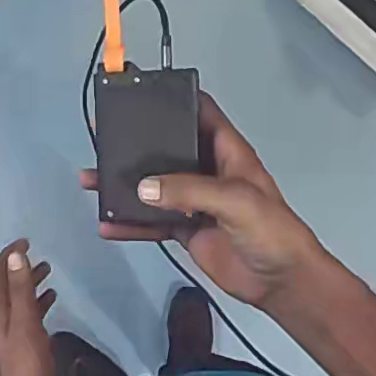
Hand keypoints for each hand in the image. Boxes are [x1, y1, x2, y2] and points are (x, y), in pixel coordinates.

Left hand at [0, 239, 59, 375]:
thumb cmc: (28, 368)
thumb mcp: (26, 324)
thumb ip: (21, 290)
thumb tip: (15, 256)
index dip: (5, 258)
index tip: (24, 242)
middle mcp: (2, 322)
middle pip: (1, 288)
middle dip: (14, 268)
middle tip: (33, 254)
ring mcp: (14, 336)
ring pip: (17, 301)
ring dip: (27, 283)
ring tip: (47, 271)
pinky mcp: (27, 348)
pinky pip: (30, 316)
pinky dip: (38, 303)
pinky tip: (52, 301)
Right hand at [81, 93, 327, 308]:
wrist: (282, 283)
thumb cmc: (274, 232)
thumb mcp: (236, 200)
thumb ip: (189, 190)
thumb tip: (144, 187)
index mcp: (227, 152)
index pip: (201, 113)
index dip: (176, 99)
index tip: (144, 92)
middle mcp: (208, 172)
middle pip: (167, 148)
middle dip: (137, 142)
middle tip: (106, 134)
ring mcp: (194, 201)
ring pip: (153, 186)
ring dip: (125, 184)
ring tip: (93, 179)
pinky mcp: (185, 229)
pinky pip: (150, 221)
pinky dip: (129, 222)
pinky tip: (109, 223)